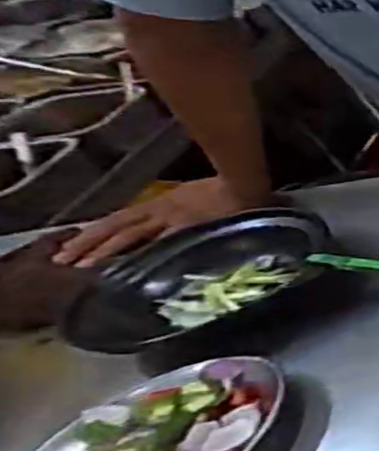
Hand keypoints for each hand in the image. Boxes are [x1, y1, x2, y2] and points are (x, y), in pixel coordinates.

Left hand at [54, 177, 263, 266]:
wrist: (246, 184)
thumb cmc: (228, 188)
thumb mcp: (197, 194)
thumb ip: (182, 208)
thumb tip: (173, 223)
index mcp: (160, 203)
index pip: (119, 218)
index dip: (94, 231)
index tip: (69, 245)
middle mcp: (158, 211)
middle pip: (115, 227)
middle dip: (87, 243)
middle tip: (60, 260)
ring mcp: (172, 220)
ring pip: (129, 236)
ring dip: (102, 250)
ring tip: (80, 266)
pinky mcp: (187, 228)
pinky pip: (159, 242)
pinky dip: (141, 254)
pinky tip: (126, 265)